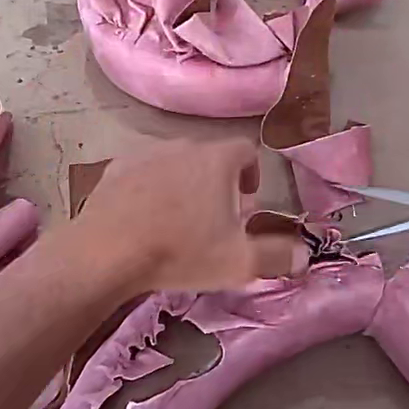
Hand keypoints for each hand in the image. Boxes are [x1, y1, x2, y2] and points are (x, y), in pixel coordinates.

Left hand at [41, 138, 306, 294]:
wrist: (103, 256)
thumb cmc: (180, 252)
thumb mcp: (240, 262)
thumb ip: (278, 256)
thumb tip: (305, 255)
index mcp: (218, 160)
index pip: (246, 150)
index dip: (252, 172)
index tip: (247, 200)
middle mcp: (183, 146)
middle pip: (211, 155)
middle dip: (219, 180)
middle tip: (217, 216)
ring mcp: (145, 155)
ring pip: (176, 162)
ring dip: (184, 182)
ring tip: (180, 218)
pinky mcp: (113, 170)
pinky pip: (143, 172)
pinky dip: (151, 188)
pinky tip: (145, 217)